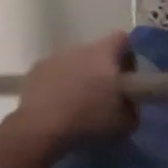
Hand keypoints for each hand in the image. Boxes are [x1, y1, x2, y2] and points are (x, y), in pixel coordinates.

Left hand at [7, 32, 134, 148]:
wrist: (40, 127)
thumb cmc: (87, 120)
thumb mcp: (123, 124)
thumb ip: (131, 110)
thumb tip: (128, 106)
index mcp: (104, 53)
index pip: (123, 39)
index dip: (128, 57)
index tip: (127, 80)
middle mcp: (80, 47)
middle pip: (97, 53)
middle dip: (102, 72)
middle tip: (103, 99)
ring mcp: (55, 56)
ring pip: (74, 63)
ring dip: (79, 79)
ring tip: (78, 107)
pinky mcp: (36, 70)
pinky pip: (54, 74)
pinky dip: (58, 86)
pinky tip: (57, 108)